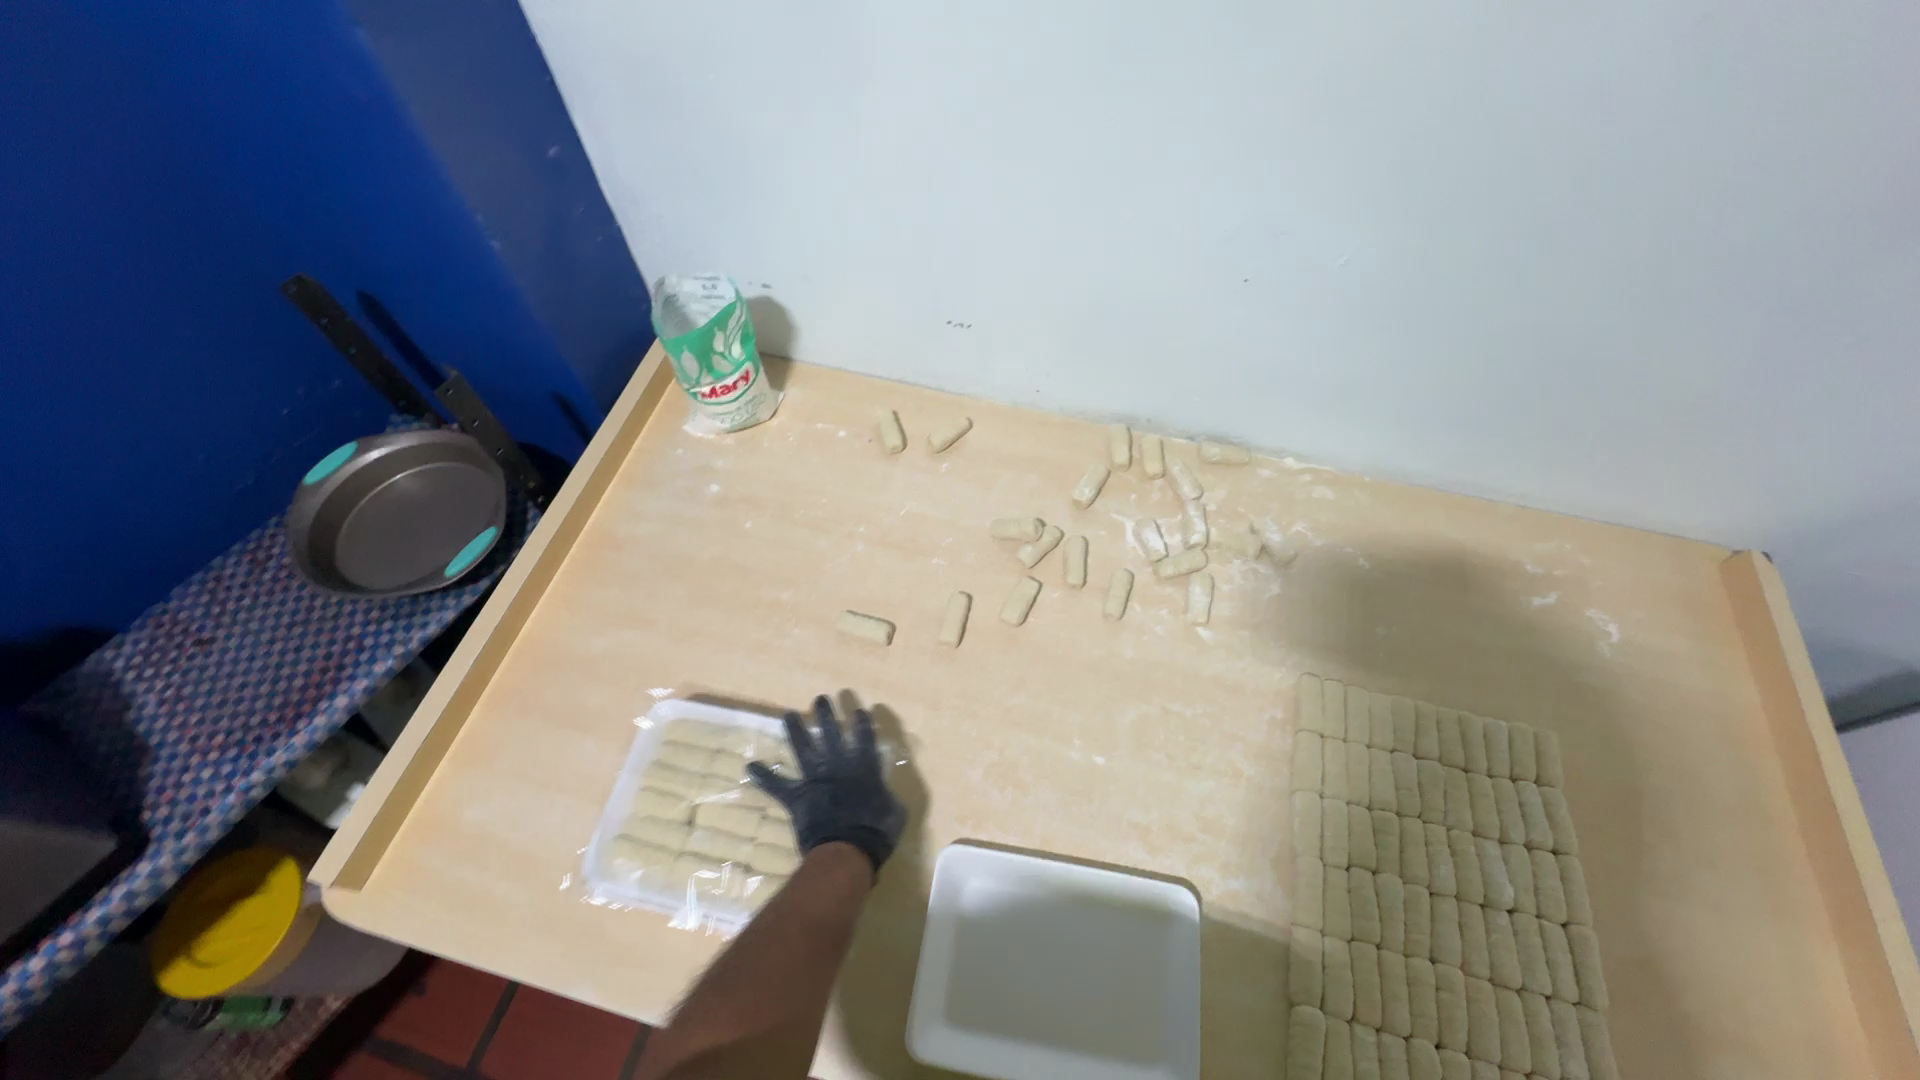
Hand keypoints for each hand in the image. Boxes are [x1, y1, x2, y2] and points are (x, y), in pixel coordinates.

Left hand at [748, 695, 906, 875]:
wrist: (847, 850)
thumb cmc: (877, 832)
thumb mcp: (896, 811)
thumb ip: (889, 795)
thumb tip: (886, 792)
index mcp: (864, 767)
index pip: (864, 737)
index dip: (862, 722)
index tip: (858, 710)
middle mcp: (838, 765)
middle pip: (830, 733)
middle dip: (826, 714)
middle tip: (820, 698)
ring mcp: (815, 779)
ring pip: (803, 749)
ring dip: (795, 730)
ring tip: (788, 713)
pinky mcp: (797, 796)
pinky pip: (778, 786)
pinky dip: (764, 777)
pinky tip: (751, 766)